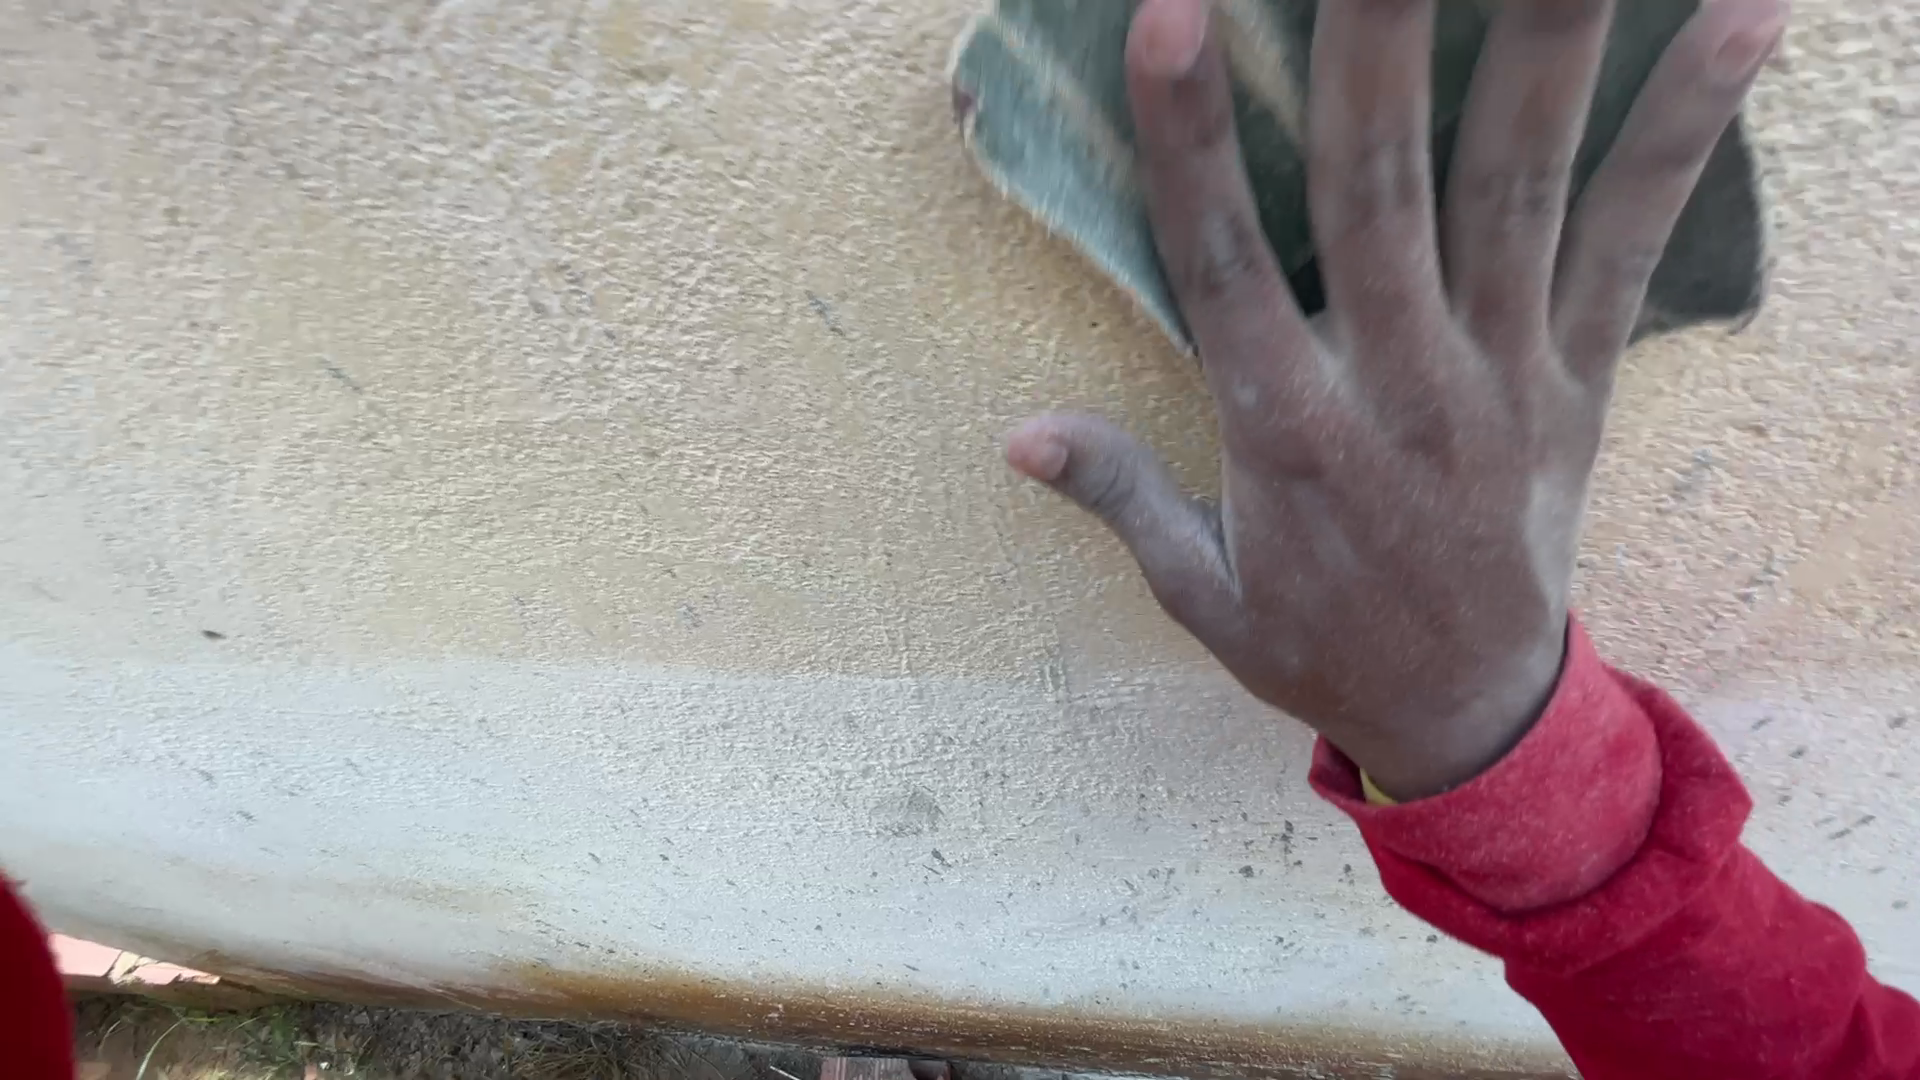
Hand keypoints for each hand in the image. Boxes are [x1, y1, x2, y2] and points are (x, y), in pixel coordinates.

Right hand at [1006, 0, 1784, 799]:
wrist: (1465, 712)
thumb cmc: (1310, 647)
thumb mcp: (1195, 591)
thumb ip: (1118, 495)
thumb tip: (1017, 436)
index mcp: (1283, 436)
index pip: (1222, 266)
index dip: (1192, 145)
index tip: (1170, 22)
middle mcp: (1393, 387)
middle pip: (1377, 194)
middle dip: (1372, 42)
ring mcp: (1497, 379)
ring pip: (1517, 191)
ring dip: (1542, 43)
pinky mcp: (1573, 387)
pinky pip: (1630, 250)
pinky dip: (1683, 137)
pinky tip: (1741, 16)